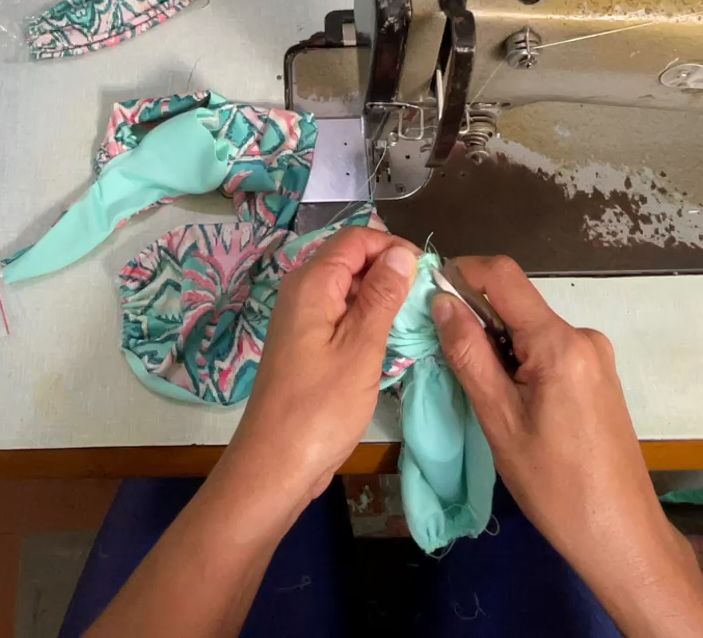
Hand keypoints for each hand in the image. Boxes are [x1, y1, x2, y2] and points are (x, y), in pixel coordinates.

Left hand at [224, 227, 418, 506]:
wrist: (276, 464)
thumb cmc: (321, 408)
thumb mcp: (361, 348)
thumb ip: (381, 296)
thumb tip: (401, 253)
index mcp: (311, 283)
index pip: (355, 238)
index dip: (392, 246)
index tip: (426, 271)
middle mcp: (301, 291)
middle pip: (350, 259)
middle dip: (388, 269)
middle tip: (424, 298)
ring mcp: (301, 317)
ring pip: (347, 287)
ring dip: (379, 295)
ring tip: (413, 319)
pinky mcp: (306, 341)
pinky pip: (340, 312)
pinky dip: (365, 317)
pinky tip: (388, 338)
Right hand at [431, 257, 686, 591]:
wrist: (623, 539)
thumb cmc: (555, 484)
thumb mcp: (499, 419)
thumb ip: (468, 353)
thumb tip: (441, 301)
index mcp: (559, 342)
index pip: (503, 275)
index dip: (462, 271)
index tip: (430, 294)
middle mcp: (583, 336)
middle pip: (515, 302)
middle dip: (475, 316)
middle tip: (445, 354)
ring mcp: (595, 356)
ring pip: (529, 327)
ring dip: (495, 342)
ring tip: (480, 389)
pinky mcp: (597, 375)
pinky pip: (547, 347)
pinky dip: (518, 359)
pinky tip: (510, 400)